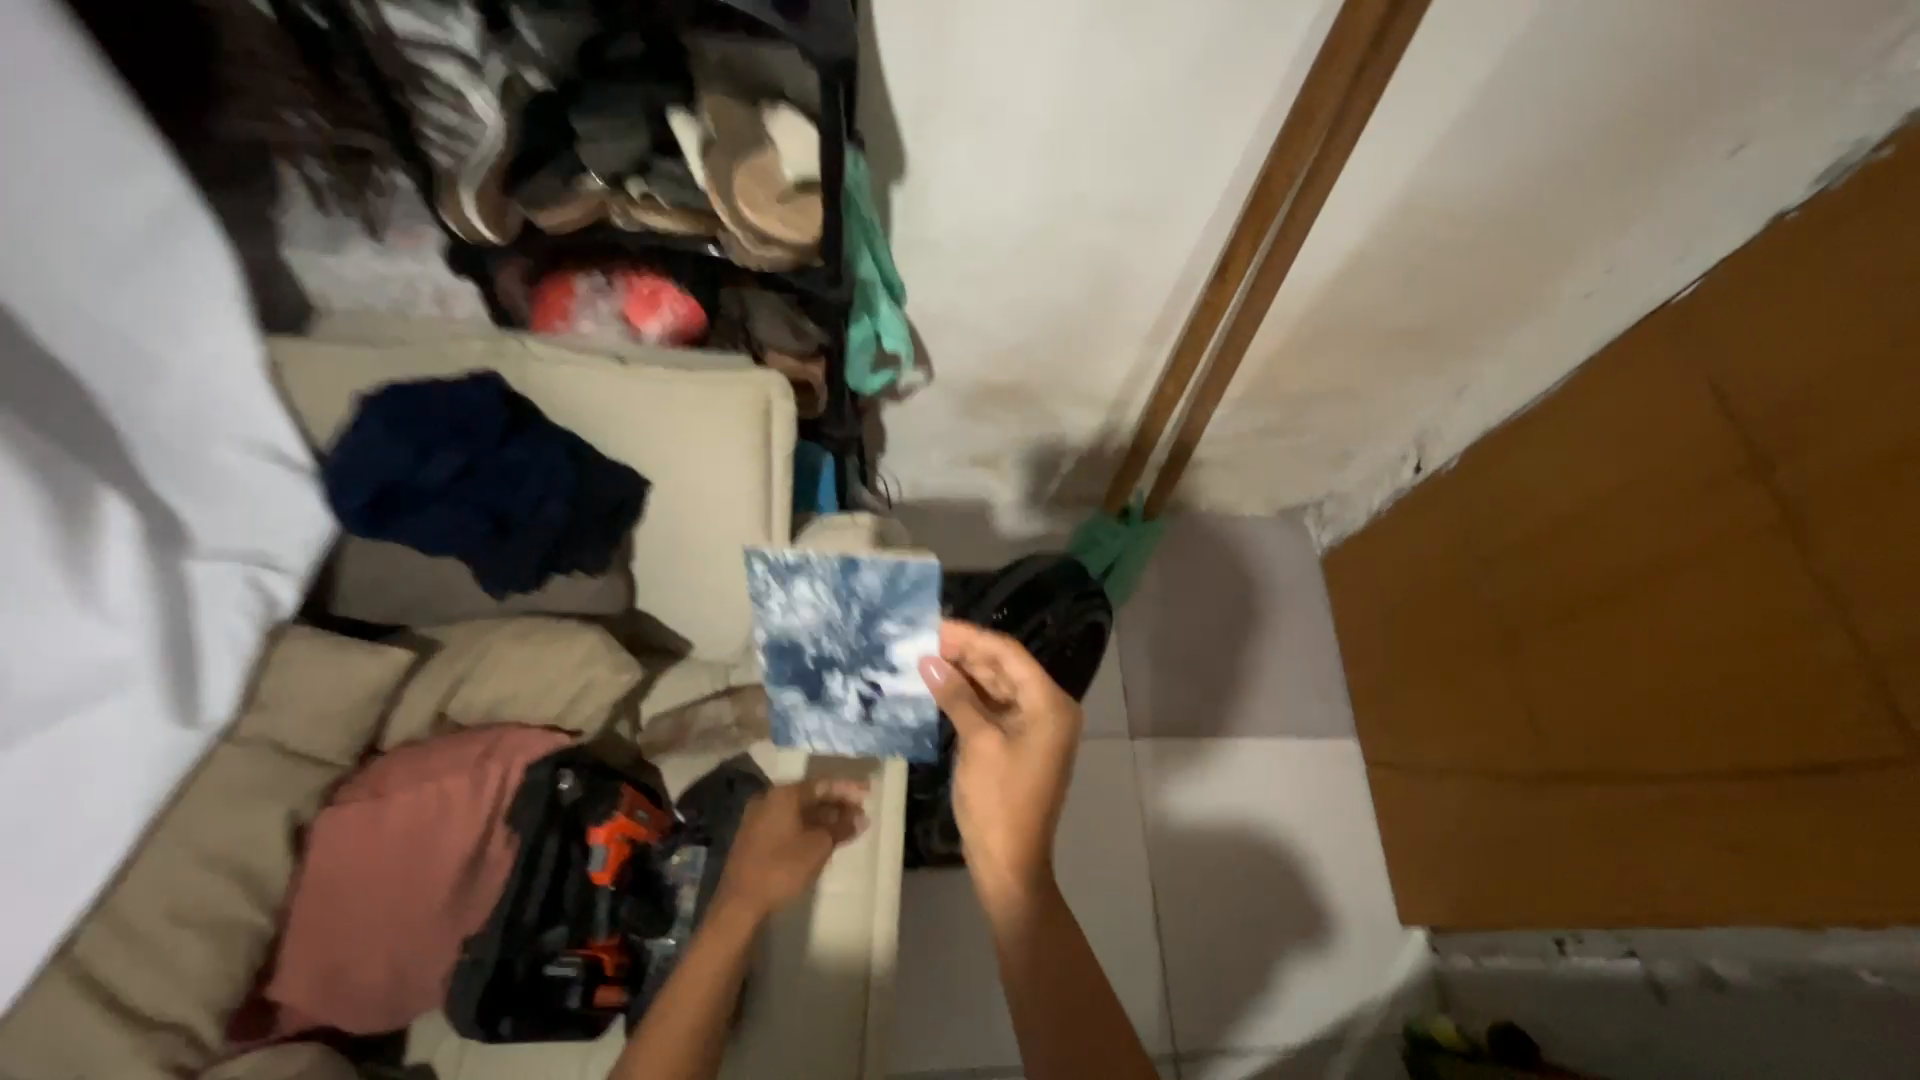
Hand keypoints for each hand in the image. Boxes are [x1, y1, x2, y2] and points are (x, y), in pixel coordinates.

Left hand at [712, 780, 868, 920]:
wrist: (740, 902)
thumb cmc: (782, 868)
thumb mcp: (818, 847)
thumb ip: (841, 828)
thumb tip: (861, 818)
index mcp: (783, 795)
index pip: (822, 784)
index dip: (847, 789)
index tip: (868, 793)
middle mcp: (769, 800)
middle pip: (810, 796)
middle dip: (836, 804)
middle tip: (860, 812)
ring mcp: (759, 819)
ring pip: (799, 811)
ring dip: (824, 818)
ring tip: (847, 827)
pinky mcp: (756, 837)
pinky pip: (789, 823)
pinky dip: (808, 827)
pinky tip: (824, 838)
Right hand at [918, 620, 1081, 910]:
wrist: (1009, 862)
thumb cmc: (998, 801)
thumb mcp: (977, 742)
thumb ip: (956, 696)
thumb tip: (929, 660)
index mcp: (1050, 704)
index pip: (1009, 655)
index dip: (971, 637)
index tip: (935, 625)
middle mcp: (1049, 708)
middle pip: (1004, 668)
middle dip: (965, 653)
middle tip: (923, 638)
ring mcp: (1035, 727)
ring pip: (997, 687)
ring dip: (964, 673)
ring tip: (925, 656)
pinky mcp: (1019, 742)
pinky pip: (994, 708)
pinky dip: (969, 697)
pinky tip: (940, 684)